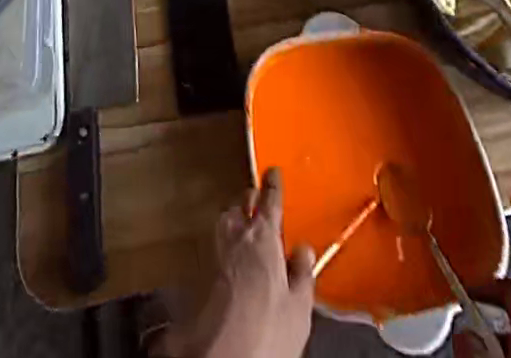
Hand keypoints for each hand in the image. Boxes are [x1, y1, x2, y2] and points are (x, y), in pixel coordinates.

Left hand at [160, 167, 315, 357]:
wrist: (224, 354)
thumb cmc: (266, 329)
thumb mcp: (299, 306)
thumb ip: (301, 274)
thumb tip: (304, 250)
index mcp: (263, 237)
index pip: (269, 200)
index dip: (272, 184)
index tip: (273, 171)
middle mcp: (237, 237)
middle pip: (242, 203)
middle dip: (251, 197)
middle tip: (261, 197)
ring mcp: (219, 252)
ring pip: (226, 218)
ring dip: (236, 214)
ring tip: (246, 219)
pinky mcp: (207, 270)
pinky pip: (219, 240)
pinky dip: (228, 236)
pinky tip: (235, 250)